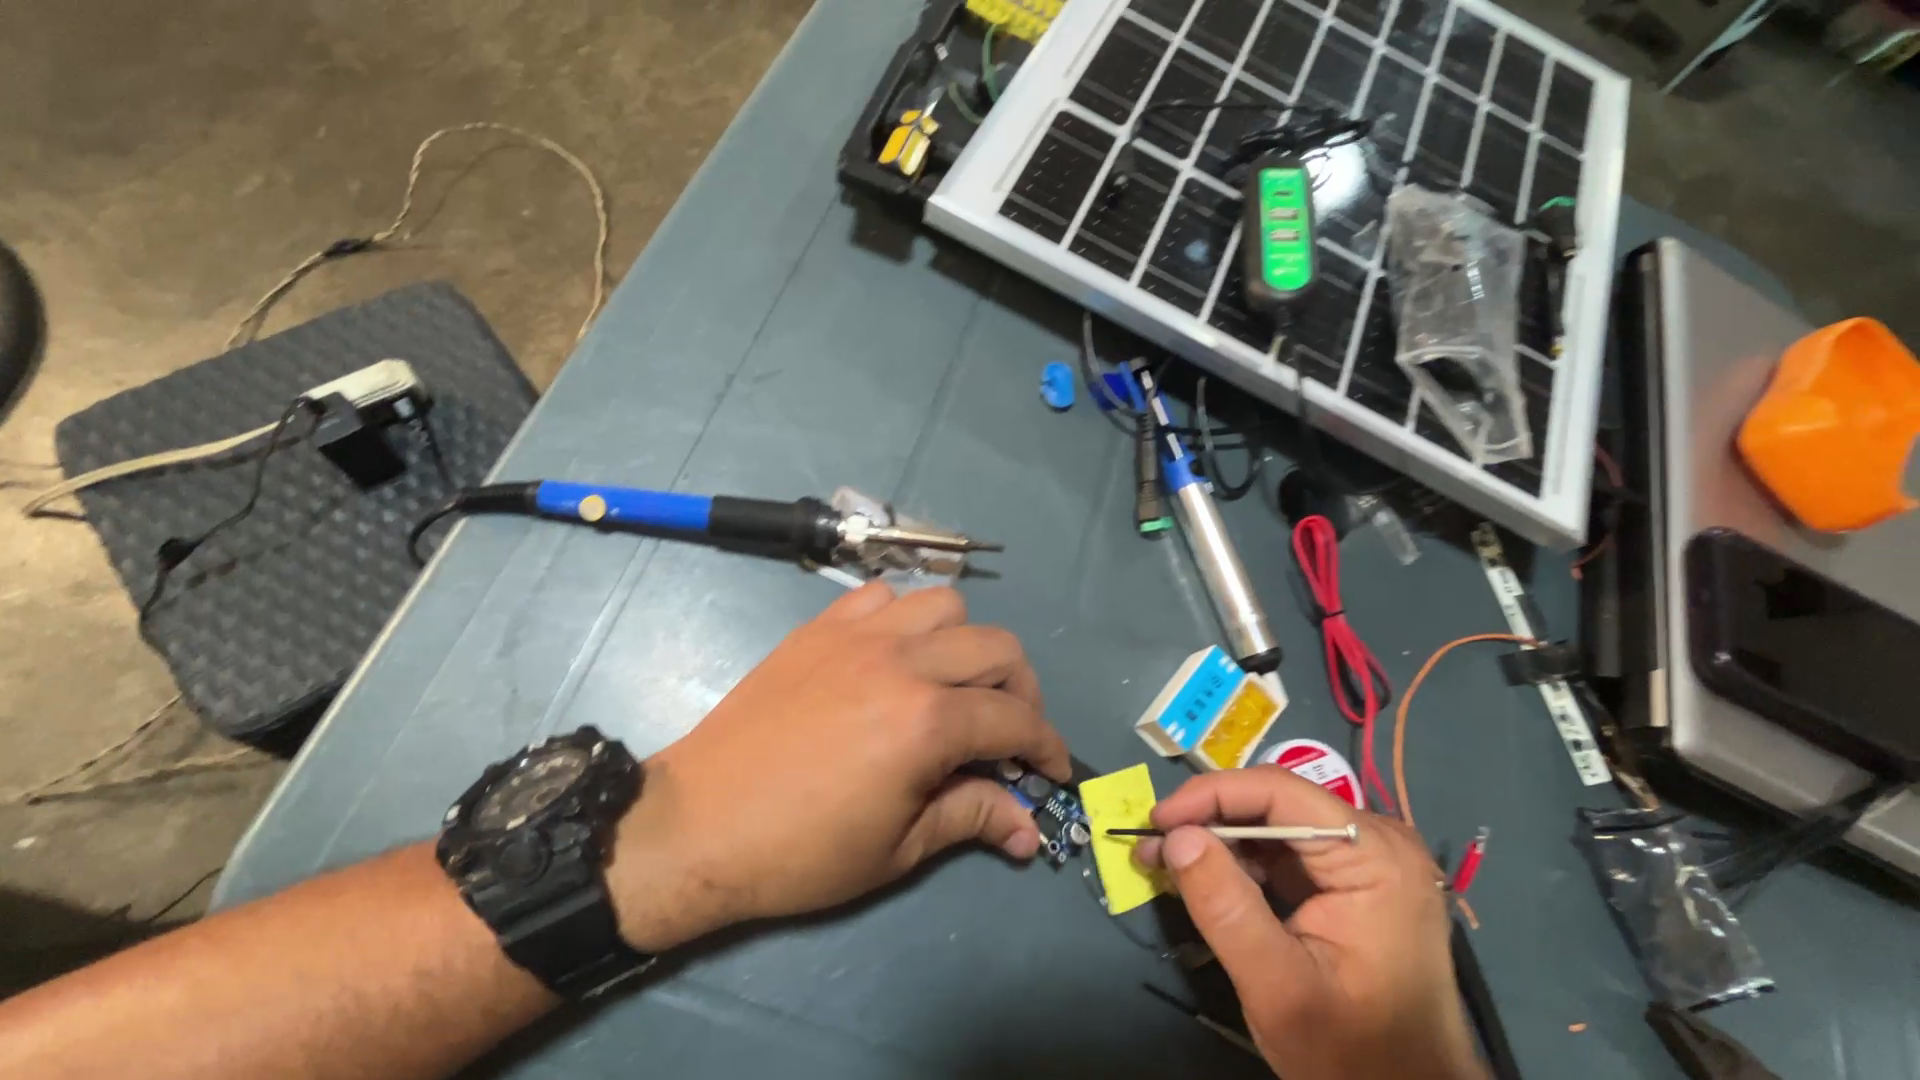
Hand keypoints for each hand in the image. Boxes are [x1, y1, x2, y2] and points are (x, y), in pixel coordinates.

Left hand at [604, 582, 1069, 951]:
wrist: (698, 824)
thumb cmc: (800, 852)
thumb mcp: (897, 848)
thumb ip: (973, 818)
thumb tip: (1030, 830)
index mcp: (927, 722)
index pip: (1015, 719)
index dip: (1047, 747)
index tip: (1051, 771)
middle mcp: (902, 661)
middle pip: (996, 648)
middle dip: (1021, 690)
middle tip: (1008, 731)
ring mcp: (857, 635)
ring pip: (945, 605)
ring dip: (966, 643)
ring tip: (953, 684)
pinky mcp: (819, 627)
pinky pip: (882, 594)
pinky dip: (905, 617)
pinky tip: (896, 655)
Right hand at [1133, 767, 1484, 1079]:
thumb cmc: (1352, 1051)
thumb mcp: (1278, 985)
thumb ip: (1225, 907)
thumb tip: (1175, 836)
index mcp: (1375, 856)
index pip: (1279, 792)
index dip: (1211, 795)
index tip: (1157, 820)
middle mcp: (1379, 841)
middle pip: (1276, 803)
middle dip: (1208, 821)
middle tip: (1152, 846)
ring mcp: (1369, 859)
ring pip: (1275, 825)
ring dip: (1219, 842)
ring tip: (1165, 862)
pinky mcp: (1355, 879)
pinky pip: (1287, 852)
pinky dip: (1242, 863)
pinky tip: (1204, 878)